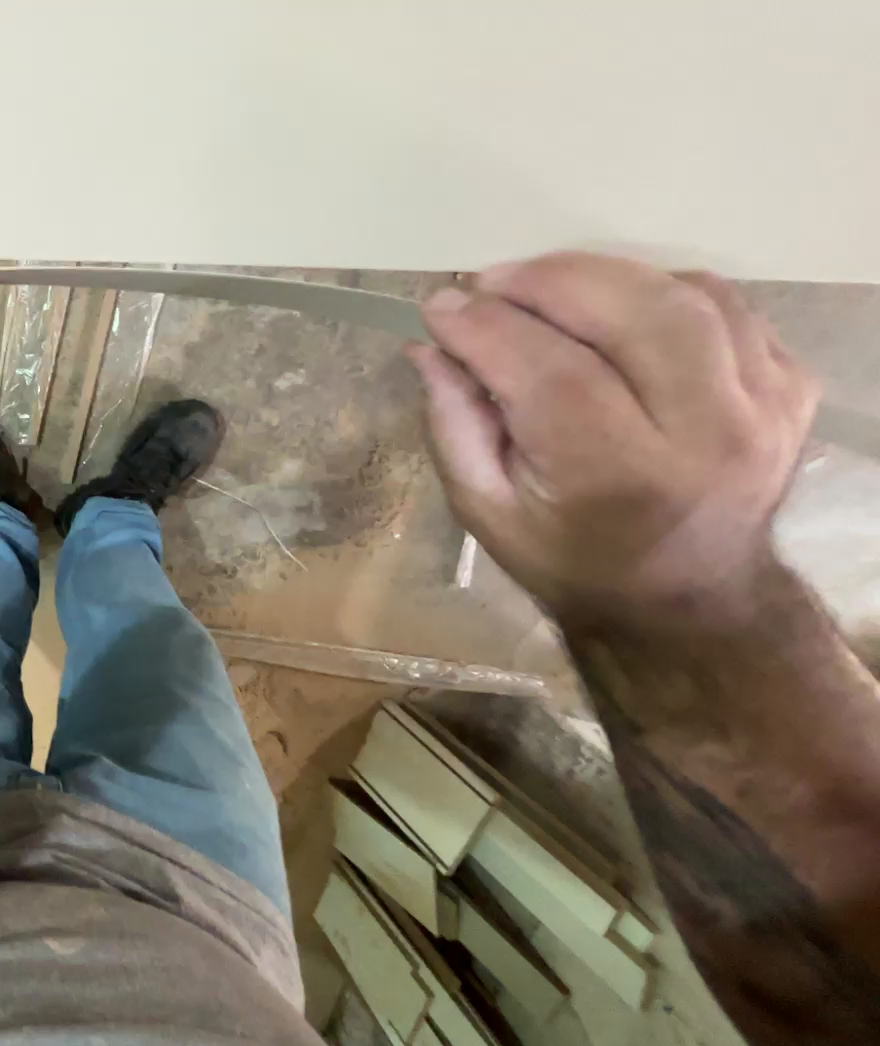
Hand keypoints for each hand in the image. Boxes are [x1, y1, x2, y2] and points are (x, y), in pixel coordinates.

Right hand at [410, 253, 819, 629]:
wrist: (682, 594)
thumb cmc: (562, 557)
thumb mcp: (482, 507)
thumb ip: (455, 424)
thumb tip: (430, 347)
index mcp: (617, 478)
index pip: (552, 375)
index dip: (488, 330)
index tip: (437, 305)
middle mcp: (707, 434)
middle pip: (639, 315)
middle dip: (551, 281)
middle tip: (488, 281)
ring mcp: (764, 404)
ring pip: (688, 296)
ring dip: (601, 276)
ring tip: (535, 286)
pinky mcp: (789, 384)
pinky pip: (724, 305)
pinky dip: (653, 289)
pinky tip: (602, 307)